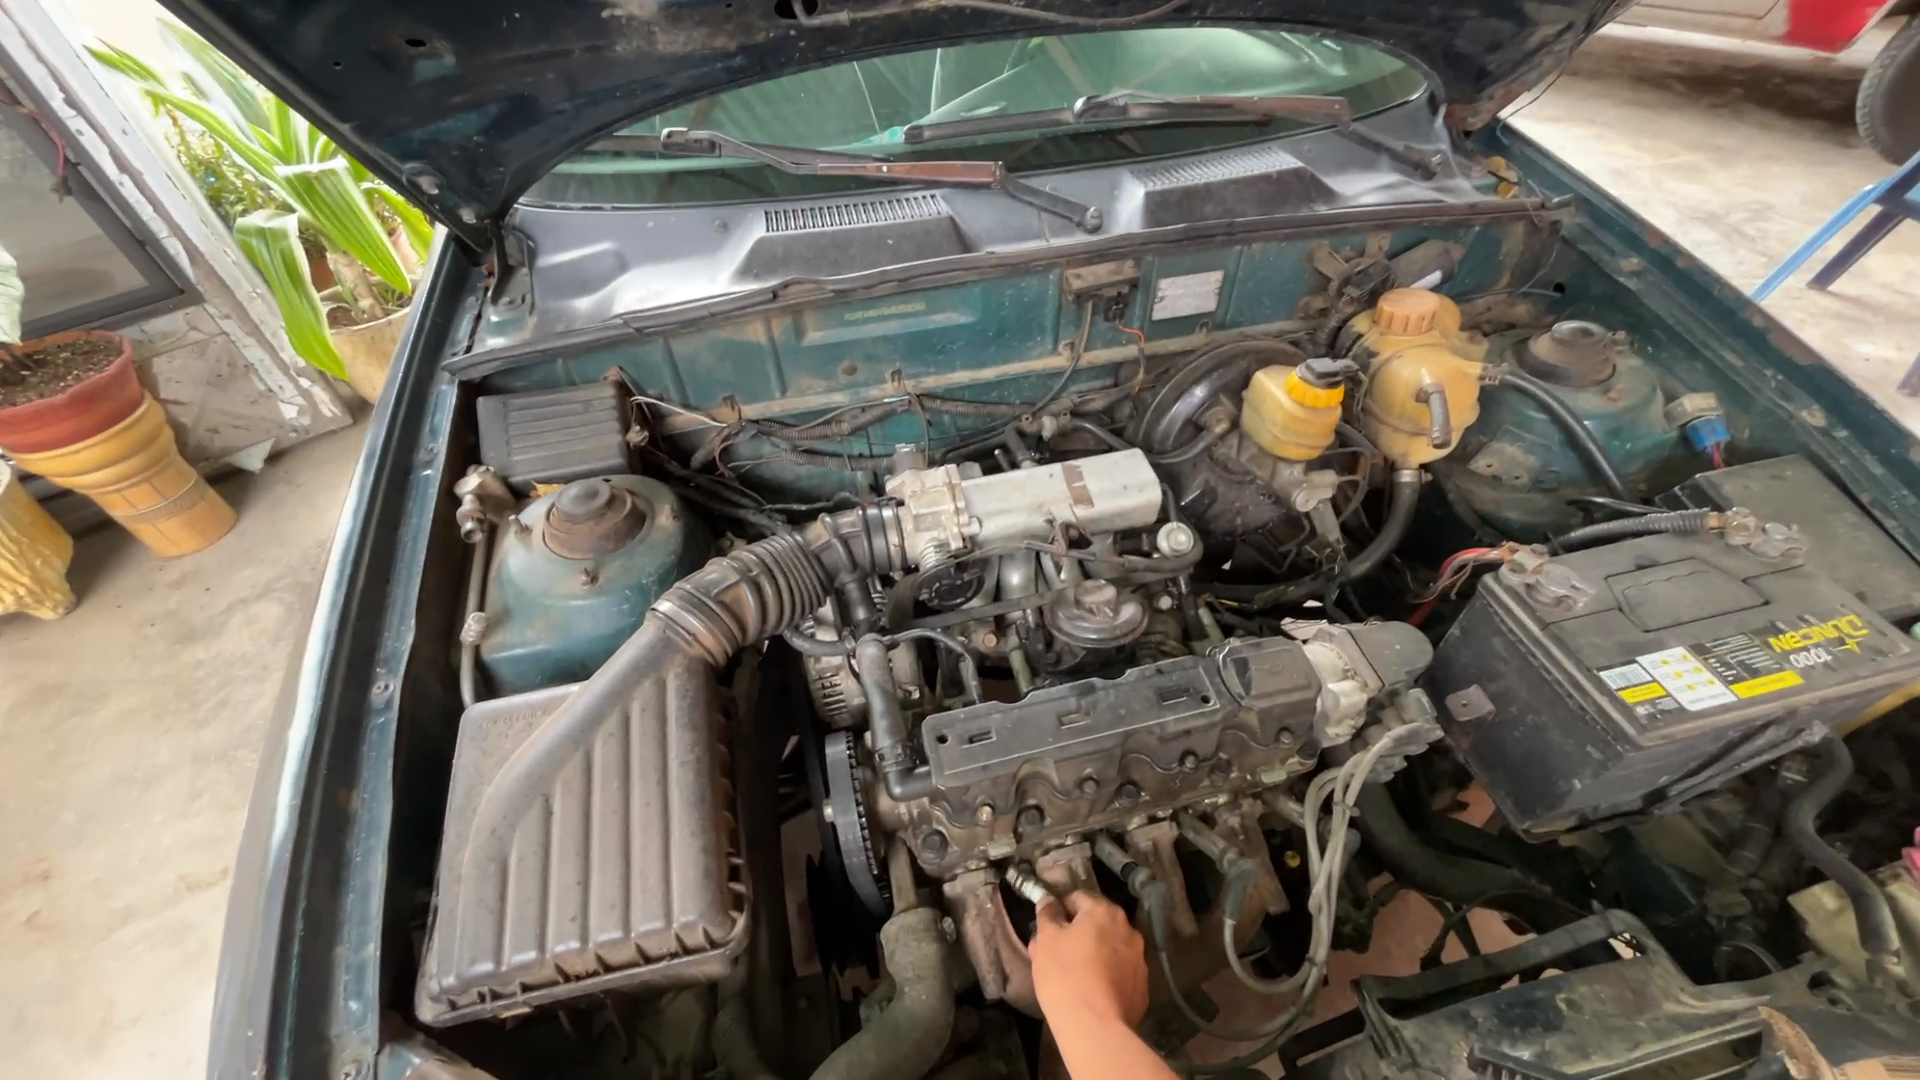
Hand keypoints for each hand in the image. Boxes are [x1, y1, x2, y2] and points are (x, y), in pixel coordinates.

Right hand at [1030, 890, 1149, 1031]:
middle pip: (1097, 922)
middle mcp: (1128, 929)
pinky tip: (1092, 990)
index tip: (1048, 929)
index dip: (1060, 910)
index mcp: (1104, 911)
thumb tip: (1049, 901)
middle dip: (1077, 933)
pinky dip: (1107, 974)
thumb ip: (1047, 914)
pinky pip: (1120, 972)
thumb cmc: (1066, 975)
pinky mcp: (1142, 987)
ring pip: (1110, 947)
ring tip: (1075, 975)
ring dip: (1094, 953)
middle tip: (1057, 952)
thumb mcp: (1046, 939)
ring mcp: (1139, 959)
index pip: (1078, 897)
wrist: (1095, 1028)